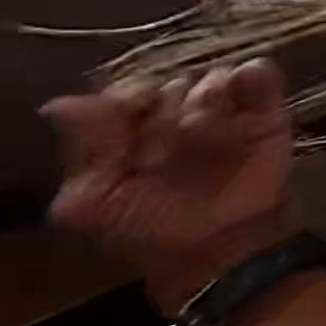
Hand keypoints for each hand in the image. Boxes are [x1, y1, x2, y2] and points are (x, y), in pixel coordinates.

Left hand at [41, 59, 296, 311]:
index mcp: (133, 129)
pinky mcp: (267, 113)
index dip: (130, 104)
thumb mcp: (95, 202)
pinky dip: (253, 78)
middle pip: (174, 83)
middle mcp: (179, 113)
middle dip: (174, 112)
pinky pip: (260, 75)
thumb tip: (57, 103)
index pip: (129, 91)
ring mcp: (226, 111)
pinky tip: (244, 104)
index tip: (137, 135)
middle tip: (178, 150)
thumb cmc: (152, 230)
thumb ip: (84, 152)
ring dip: (212, 101)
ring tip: (216, 137)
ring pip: (214, 77)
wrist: (222, 250)